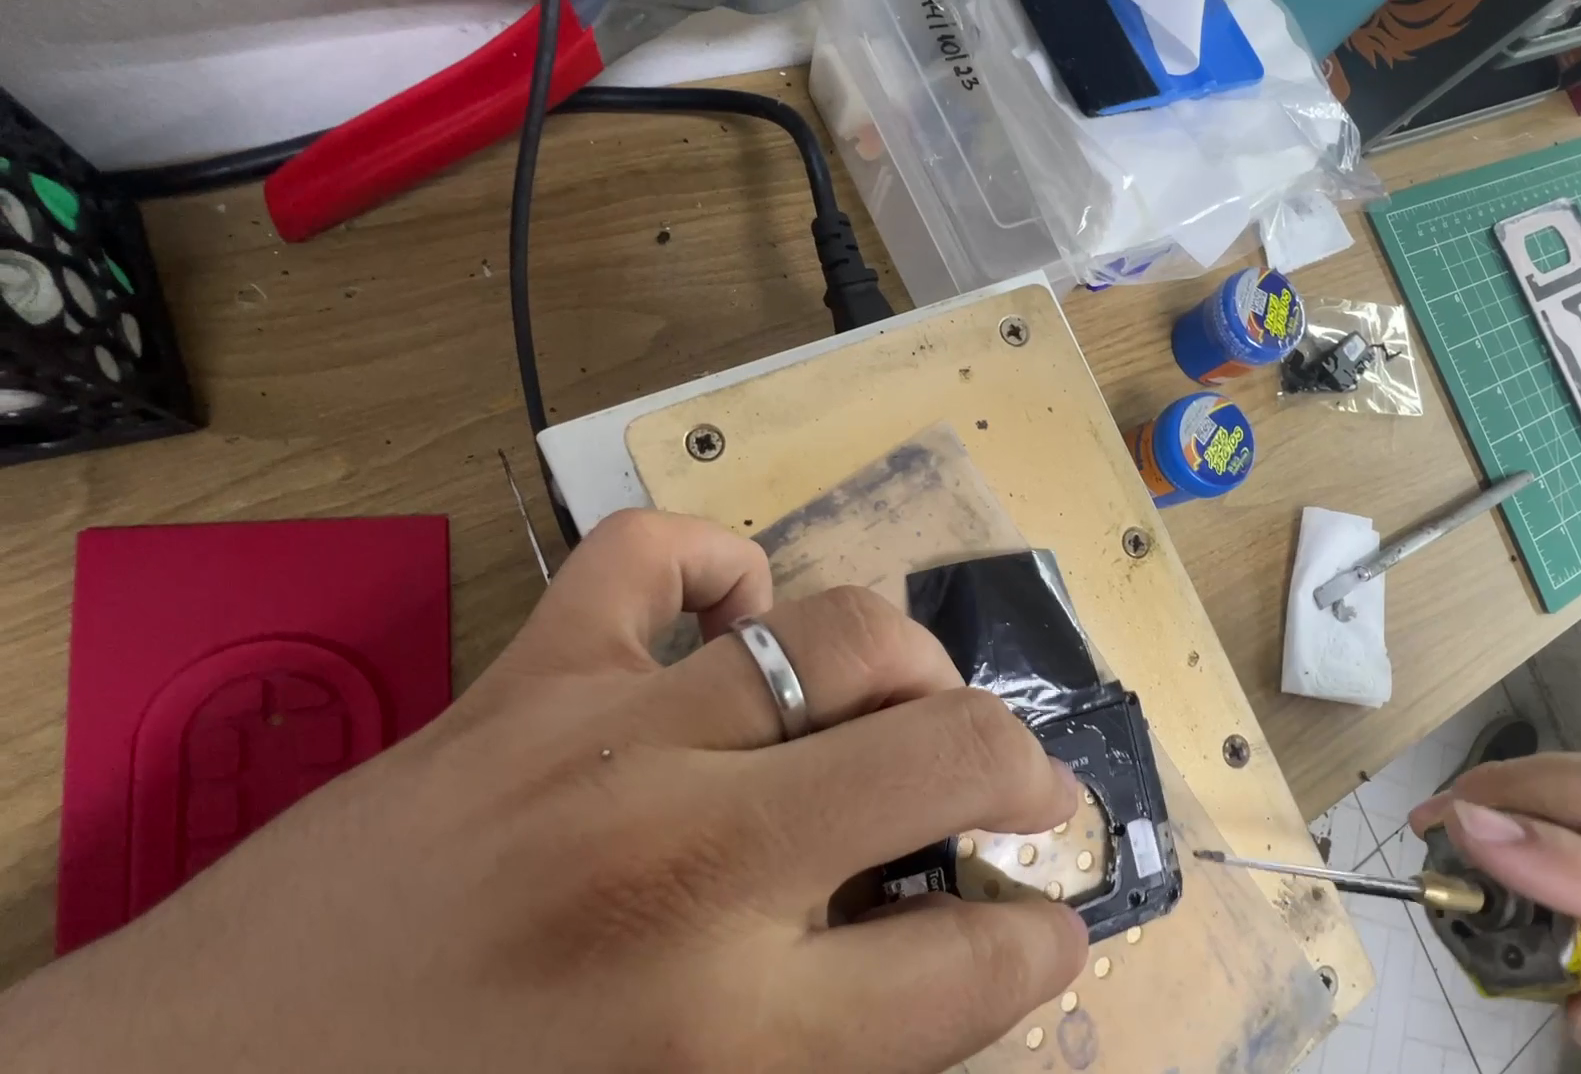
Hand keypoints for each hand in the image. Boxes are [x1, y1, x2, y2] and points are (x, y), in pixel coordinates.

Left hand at [0, 510, 1087, 1072]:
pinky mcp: (522, 681)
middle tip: (1025, 787)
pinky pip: (650, 555)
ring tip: (913, 698)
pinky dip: (722, 564)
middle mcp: (692, 864)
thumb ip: (836, 1047)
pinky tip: (743, 614)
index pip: (971, 967)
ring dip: (912, 662)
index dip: (1042, 942)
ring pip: (836, 633)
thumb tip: (951, 956)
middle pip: (942, 754)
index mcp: (733, 1039)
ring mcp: (605, 743)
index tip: (1057, 922)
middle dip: (1023, 768)